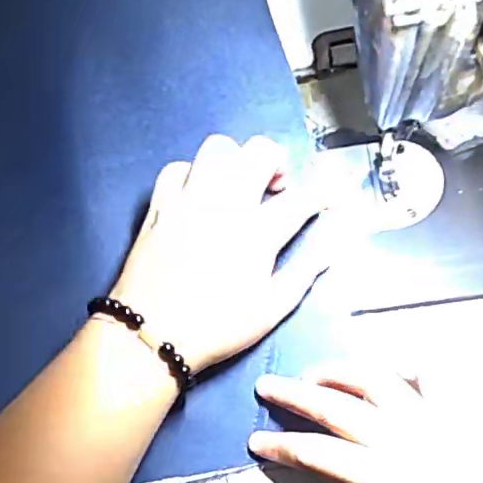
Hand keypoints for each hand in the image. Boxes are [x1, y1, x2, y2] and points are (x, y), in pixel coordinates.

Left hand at [106, 134, 329, 370]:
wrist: (152, 335)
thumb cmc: (216, 327)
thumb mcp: (270, 310)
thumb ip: (303, 274)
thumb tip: (329, 250)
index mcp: (257, 234)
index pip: (302, 198)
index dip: (324, 193)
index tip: (331, 198)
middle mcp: (224, 204)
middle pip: (259, 153)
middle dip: (279, 161)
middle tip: (279, 187)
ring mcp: (188, 199)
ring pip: (218, 148)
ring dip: (238, 160)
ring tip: (240, 184)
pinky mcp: (160, 204)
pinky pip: (179, 167)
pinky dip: (196, 174)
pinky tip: (200, 194)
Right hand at [249, 362, 482, 482]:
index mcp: (379, 474)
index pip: (315, 452)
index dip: (280, 445)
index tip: (257, 442)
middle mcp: (399, 435)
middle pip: (335, 404)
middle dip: (294, 393)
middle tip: (268, 385)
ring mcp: (431, 417)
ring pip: (376, 379)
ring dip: (339, 372)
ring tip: (317, 373)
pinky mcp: (460, 412)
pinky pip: (429, 376)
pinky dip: (405, 368)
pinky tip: (392, 373)